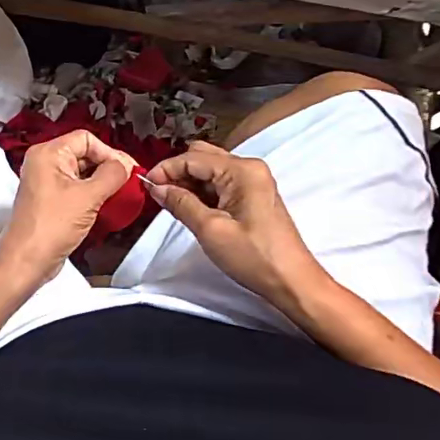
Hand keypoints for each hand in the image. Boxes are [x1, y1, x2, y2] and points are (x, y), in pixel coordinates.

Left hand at [0, 131, 137, 281]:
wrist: (28, 260)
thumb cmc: (49, 228)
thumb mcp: (88, 197)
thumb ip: (111, 175)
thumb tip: (125, 165)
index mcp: (48, 154)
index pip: (86, 139)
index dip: (109, 153)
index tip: (127, 169)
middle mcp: (44, 163)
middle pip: (85, 154)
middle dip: (107, 167)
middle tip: (127, 182)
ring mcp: (46, 182)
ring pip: (82, 172)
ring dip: (102, 182)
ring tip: (119, 195)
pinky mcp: (51, 199)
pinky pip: (76, 188)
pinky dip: (92, 194)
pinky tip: (106, 205)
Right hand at [145, 141, 316, 299]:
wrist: (293, 282)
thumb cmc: (256, 258)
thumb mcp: (210, 230)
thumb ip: (181, 203)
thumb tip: (157, 188)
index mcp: (242, 171)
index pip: (193, 157)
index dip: (166, 169)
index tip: (146, 184)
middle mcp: (250, 169)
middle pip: (202, 157)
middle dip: (177, 172)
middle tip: (158, 193)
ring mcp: (253, 181)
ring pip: (210, 170)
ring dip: (188, 182)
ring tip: (171, 202)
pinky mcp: (253, 195)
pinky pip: (220, 183)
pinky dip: (202, 191)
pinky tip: (190, 206)